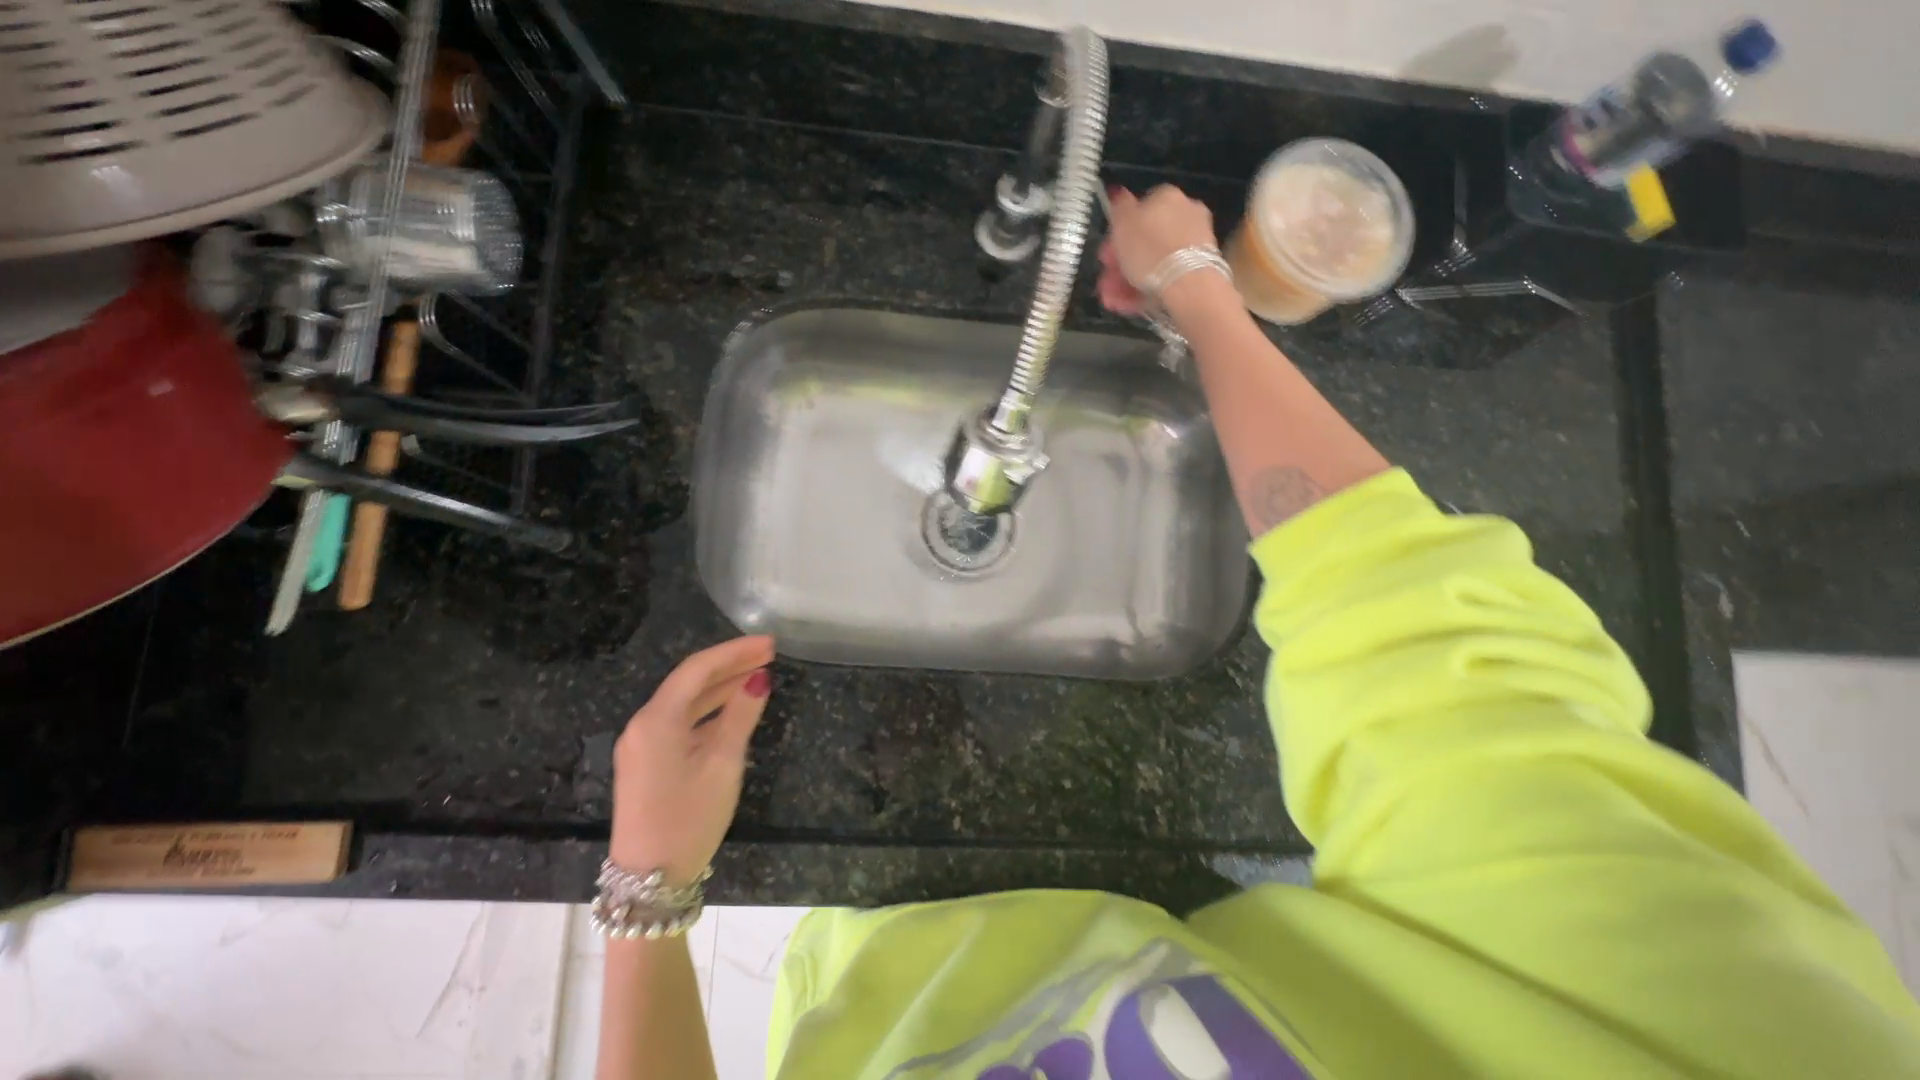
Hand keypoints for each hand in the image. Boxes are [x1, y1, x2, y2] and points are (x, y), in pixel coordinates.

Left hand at [611, 636, 774, 882]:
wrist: (649, 879)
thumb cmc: (689, 819)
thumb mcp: (723, 765)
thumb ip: (740, 717)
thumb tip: (759, 679)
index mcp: (657, 720)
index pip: (698, 669)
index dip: (735, 652)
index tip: (770, 644)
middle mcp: (642, 725)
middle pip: (688, 682)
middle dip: (729, 666)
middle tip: (769, 656)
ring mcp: (640, 745)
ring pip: (683, 703)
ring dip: (719, 688)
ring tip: (756, 678)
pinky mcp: (645, 764)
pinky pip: (677, 724)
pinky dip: (706, 712)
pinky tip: (730, 712)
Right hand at [1096, 185, 1220, 315]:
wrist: (1188, 284)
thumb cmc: (1150, 250)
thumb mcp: (1123, 223)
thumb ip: (1119, 206)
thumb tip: (1118, 191)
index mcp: (1167, 196)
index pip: (1139, 209)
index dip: (1118, 233)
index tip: (1107, 253)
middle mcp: (1186, 213)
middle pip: (1145, 239)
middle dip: (1121, 262)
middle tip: (1106, 280)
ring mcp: (1194, 243)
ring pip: (1153, 261)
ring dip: (1128, 280)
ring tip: (1113, 299)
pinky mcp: (1198, 269)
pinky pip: (1166, 276)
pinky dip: (1146, 290)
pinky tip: (1129, 304)